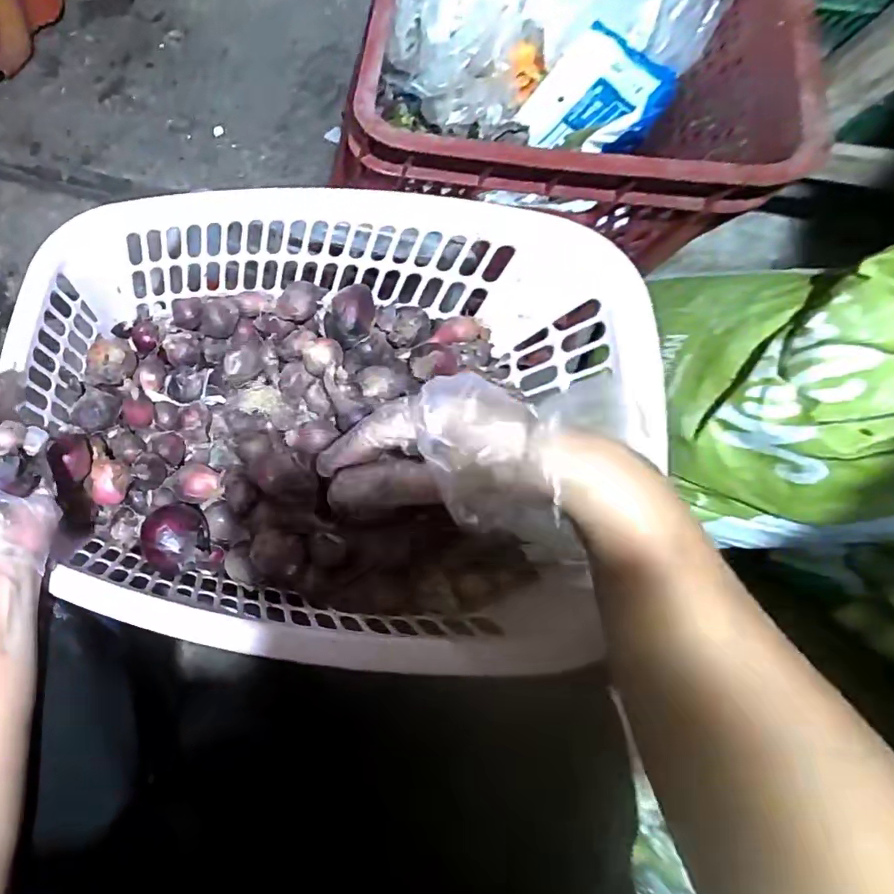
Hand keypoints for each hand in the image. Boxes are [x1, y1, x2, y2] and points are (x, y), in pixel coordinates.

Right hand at [315, 372, 563, 534]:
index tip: (322, 471)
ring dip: (384, 453)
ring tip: (362, 474)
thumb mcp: (438, 480)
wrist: (572, 471)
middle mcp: (440, 400)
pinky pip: (427, 435)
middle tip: (336, 474)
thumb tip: (338, 492)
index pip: (374, 427)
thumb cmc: (497, 472)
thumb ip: (387, 482)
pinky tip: (401, 469)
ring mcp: (460, 409)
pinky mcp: (476, 423)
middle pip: (387, 424)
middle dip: (361, 450)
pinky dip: (408, 453)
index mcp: (427, 407)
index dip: (346, 450)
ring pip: (407, 430)